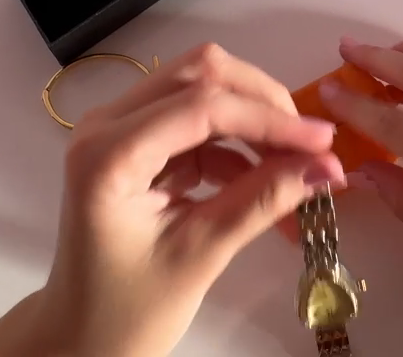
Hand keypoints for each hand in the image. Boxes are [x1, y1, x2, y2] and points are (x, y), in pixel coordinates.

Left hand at [0, 44, 344, 356]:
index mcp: (108, 152)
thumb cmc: (125, 312)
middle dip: (261, 102)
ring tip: (296, 160)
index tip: (322, 141)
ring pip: (201, 84)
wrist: (77, 340)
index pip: (200, 106)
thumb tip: (326, 166)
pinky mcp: (138, 136)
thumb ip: (261, 201)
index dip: (266, 118)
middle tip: (310, 144)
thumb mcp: (199, 256)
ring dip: (253, 116)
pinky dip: (237, 139)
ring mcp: (121, 123)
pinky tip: (267, 173)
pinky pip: (198, 116)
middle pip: (200, 74)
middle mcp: (108, 121)